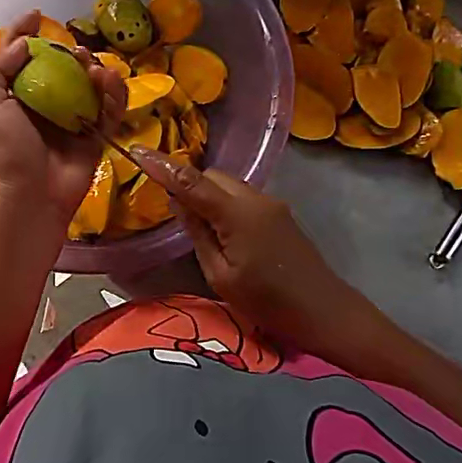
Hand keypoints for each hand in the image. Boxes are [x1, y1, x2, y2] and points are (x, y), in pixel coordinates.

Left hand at [0, 11, 124, 223]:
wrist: (30, 195)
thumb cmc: (6, 150)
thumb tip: (24, 42)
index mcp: (14, 95)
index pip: (19, 56)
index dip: (25, 33)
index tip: (37, 15)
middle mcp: (43, 104)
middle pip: (61, 67)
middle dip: (69, 52)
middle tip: (76, 52)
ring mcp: (70, 120)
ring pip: (89, 84)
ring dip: (94, 69)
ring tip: (93, 68)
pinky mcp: (94, 135)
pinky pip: (110, 108)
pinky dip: (113, 92)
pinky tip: (108, 82)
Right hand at [135, 151, 372, 357]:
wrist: (324, 311)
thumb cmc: (267, 301)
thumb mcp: (220, 275)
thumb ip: (198, 234)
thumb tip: (180, 203)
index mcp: (237, 214)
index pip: (191, 181)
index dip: (162, 166)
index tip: (136, 151)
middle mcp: (255, 198)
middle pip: (211, 176)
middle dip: (187, 184)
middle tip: (170, 209)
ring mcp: (270, 203)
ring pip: (226, 183)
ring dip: (205, 194)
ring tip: (193, 223)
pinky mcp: (278, 213)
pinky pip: (240, 196)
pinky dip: (222, 202)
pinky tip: (218, 228)